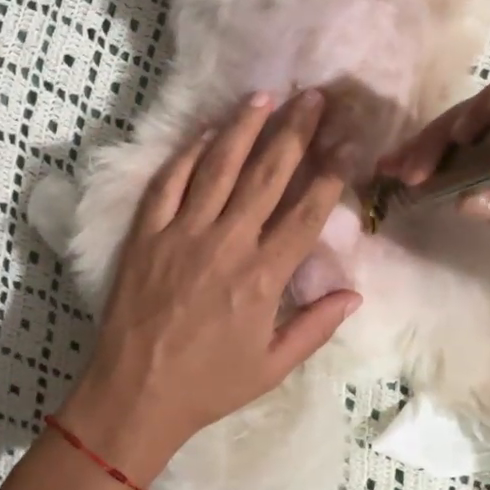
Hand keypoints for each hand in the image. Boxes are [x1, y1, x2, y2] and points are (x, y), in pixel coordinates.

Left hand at [61, 89, 363, 483]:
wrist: (135, 394)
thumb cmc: (209, 385)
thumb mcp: (272, 367)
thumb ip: (316, 327)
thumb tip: (354, 293)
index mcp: (263, 277)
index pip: (306, 212)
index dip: (330, 172)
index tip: (347, 141)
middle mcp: (227, 244)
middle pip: (267, 175)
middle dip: (294, 131)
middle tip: (313, 96)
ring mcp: (182, 234)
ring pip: (218, 167)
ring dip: (243, 127)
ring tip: (264, 95)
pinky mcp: (147, 234)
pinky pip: (169, 183)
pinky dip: (189, 154)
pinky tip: (207, 132)